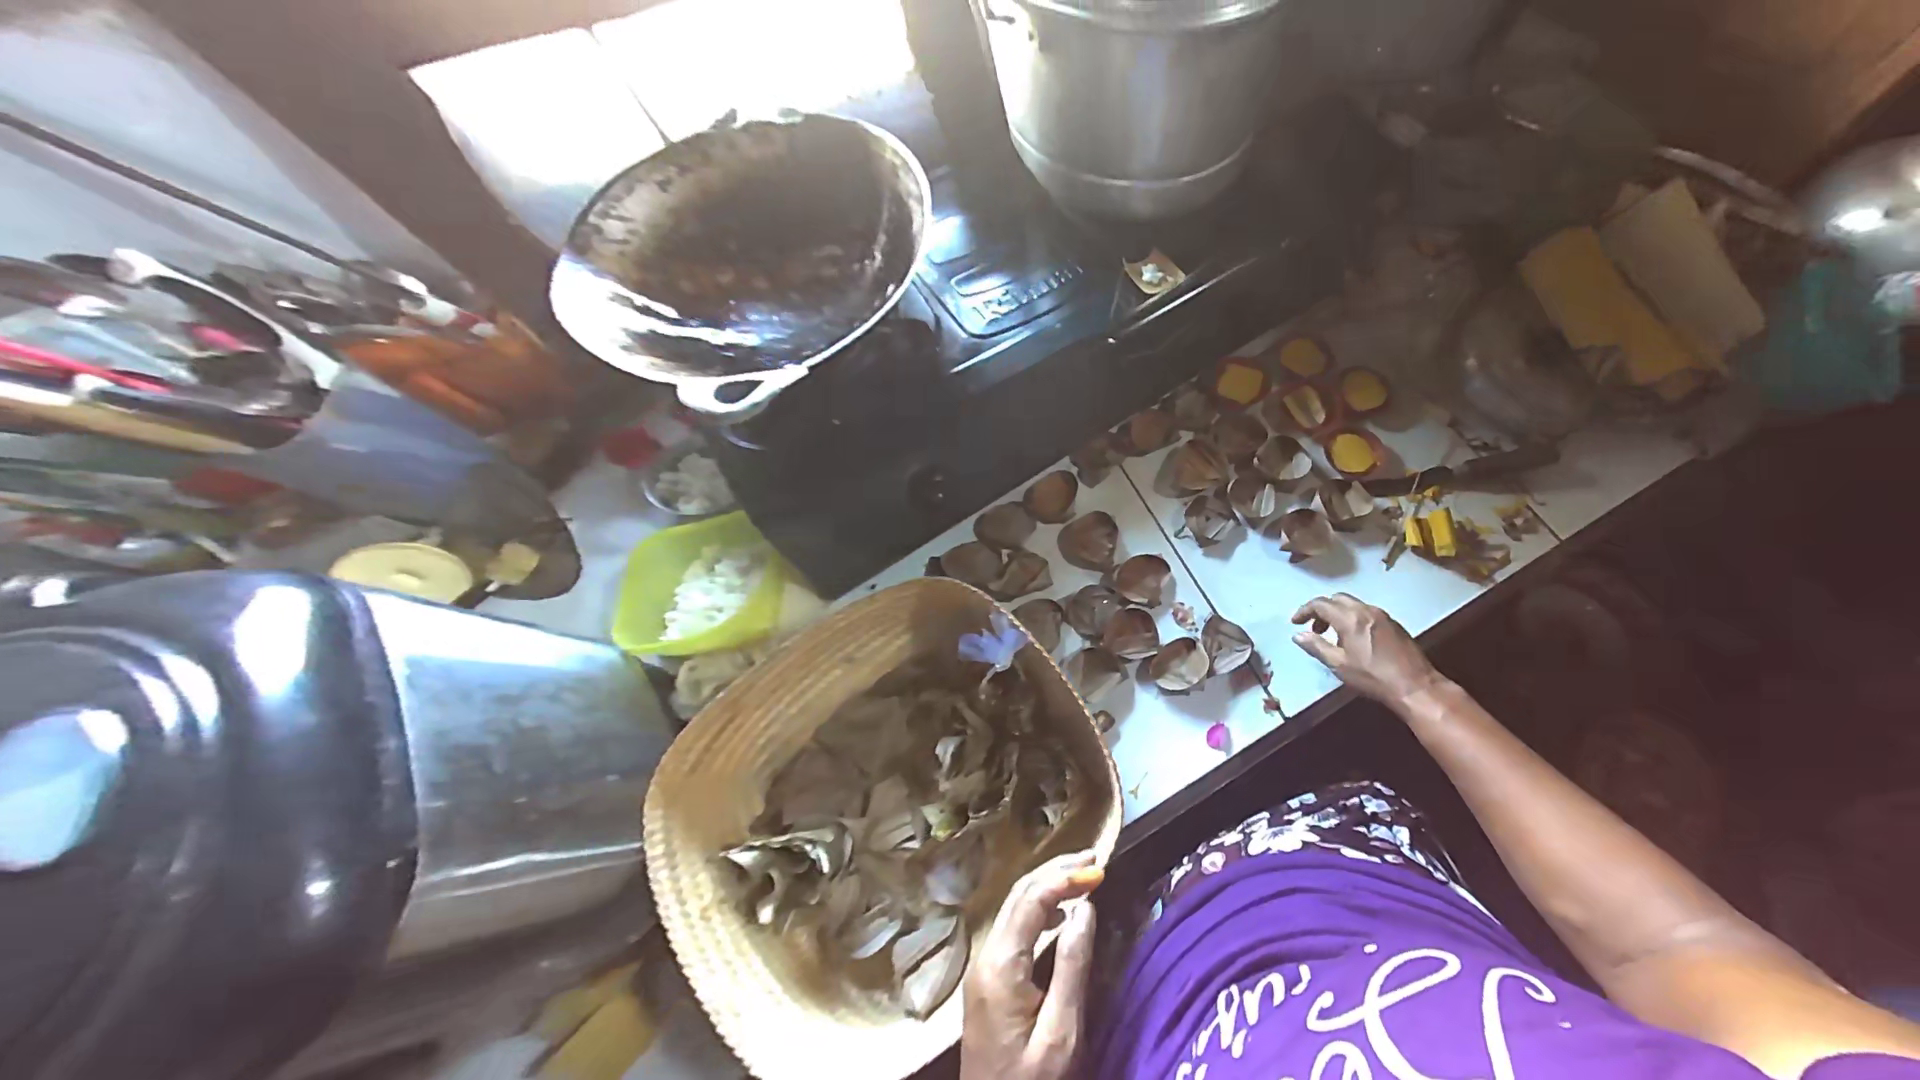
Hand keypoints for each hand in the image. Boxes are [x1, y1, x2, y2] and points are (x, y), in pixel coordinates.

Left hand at [960, 851, 1102, 1079]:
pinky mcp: (988, 976)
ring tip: (1083, 876)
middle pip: (1018, 893)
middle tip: (1094, 859)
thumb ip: (1072, 968)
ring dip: (1047, 885)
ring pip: (1014, 905)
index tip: (1100, 870)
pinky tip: (1060, 912)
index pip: (1031, 898)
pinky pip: (1013, 925)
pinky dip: (1038, 907)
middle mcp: (986, 953)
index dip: (1065, 877)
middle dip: (1056, 870)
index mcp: (1000, 963)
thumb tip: (1084, 909)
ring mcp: (983, 964)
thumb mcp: (1061, 1035)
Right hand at [1292, 593, 1443, 706]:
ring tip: (1332, 635)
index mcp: (1350, 618)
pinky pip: (1366, 612)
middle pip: (1337, 599)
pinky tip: (1354, 638)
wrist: (1416, 687)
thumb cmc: (1373, 676)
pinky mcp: (1394, 624)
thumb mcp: (1338, 664)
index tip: (1296, 622)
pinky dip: (1353, 618)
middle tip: (1314, 628)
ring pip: (1353, 604)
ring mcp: (1383, 616)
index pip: (1320, 603)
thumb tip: (1298, 635)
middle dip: (1321, 610)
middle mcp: (1366, 610)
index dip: (1304, 610)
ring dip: (1338, 613)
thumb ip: (1316, 646)